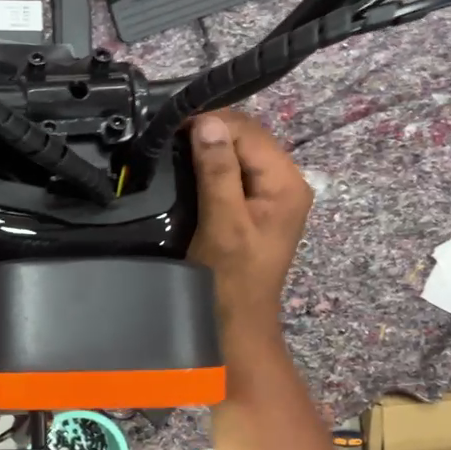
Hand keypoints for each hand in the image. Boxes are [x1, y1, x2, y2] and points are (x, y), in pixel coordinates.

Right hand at [187, 111, 311, 351]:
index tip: (168, 123)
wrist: (234, 328)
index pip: (248, 131)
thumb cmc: (228, 281)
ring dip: (206, 147)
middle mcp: (285, 183)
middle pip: (245, 138)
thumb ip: (217, 172)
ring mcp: (270, 195)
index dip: (210, 121)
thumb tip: (206, 122)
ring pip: (237, 152)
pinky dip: (209, 164)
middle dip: (208, 131)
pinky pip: (232, 171)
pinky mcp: (254, 207)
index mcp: (285, 183)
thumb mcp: (223, 224)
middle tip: (164, 134)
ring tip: (169, 146)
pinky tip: (184, 166)